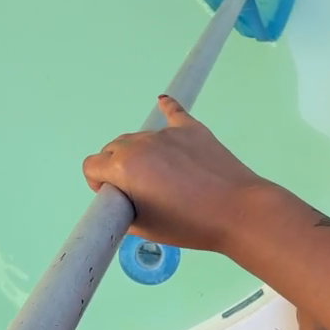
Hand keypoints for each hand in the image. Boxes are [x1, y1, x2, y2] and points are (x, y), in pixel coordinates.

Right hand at [82, 95, 290, 251]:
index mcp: (122, 167)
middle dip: (117, 167)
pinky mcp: (192, 129)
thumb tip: (121, 199)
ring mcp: (167, 133)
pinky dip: (167, 109)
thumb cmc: (190, 225)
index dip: (99, 183)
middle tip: (140, 190)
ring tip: (164, 177)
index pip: (92, 166)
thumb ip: (122, 210)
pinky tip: (163, 102)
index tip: (116, 196)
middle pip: (113, 149)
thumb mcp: (144, 228)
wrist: (237, 212)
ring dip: (141, 153)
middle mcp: (140, 144)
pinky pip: (173, 112)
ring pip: (140, 138)